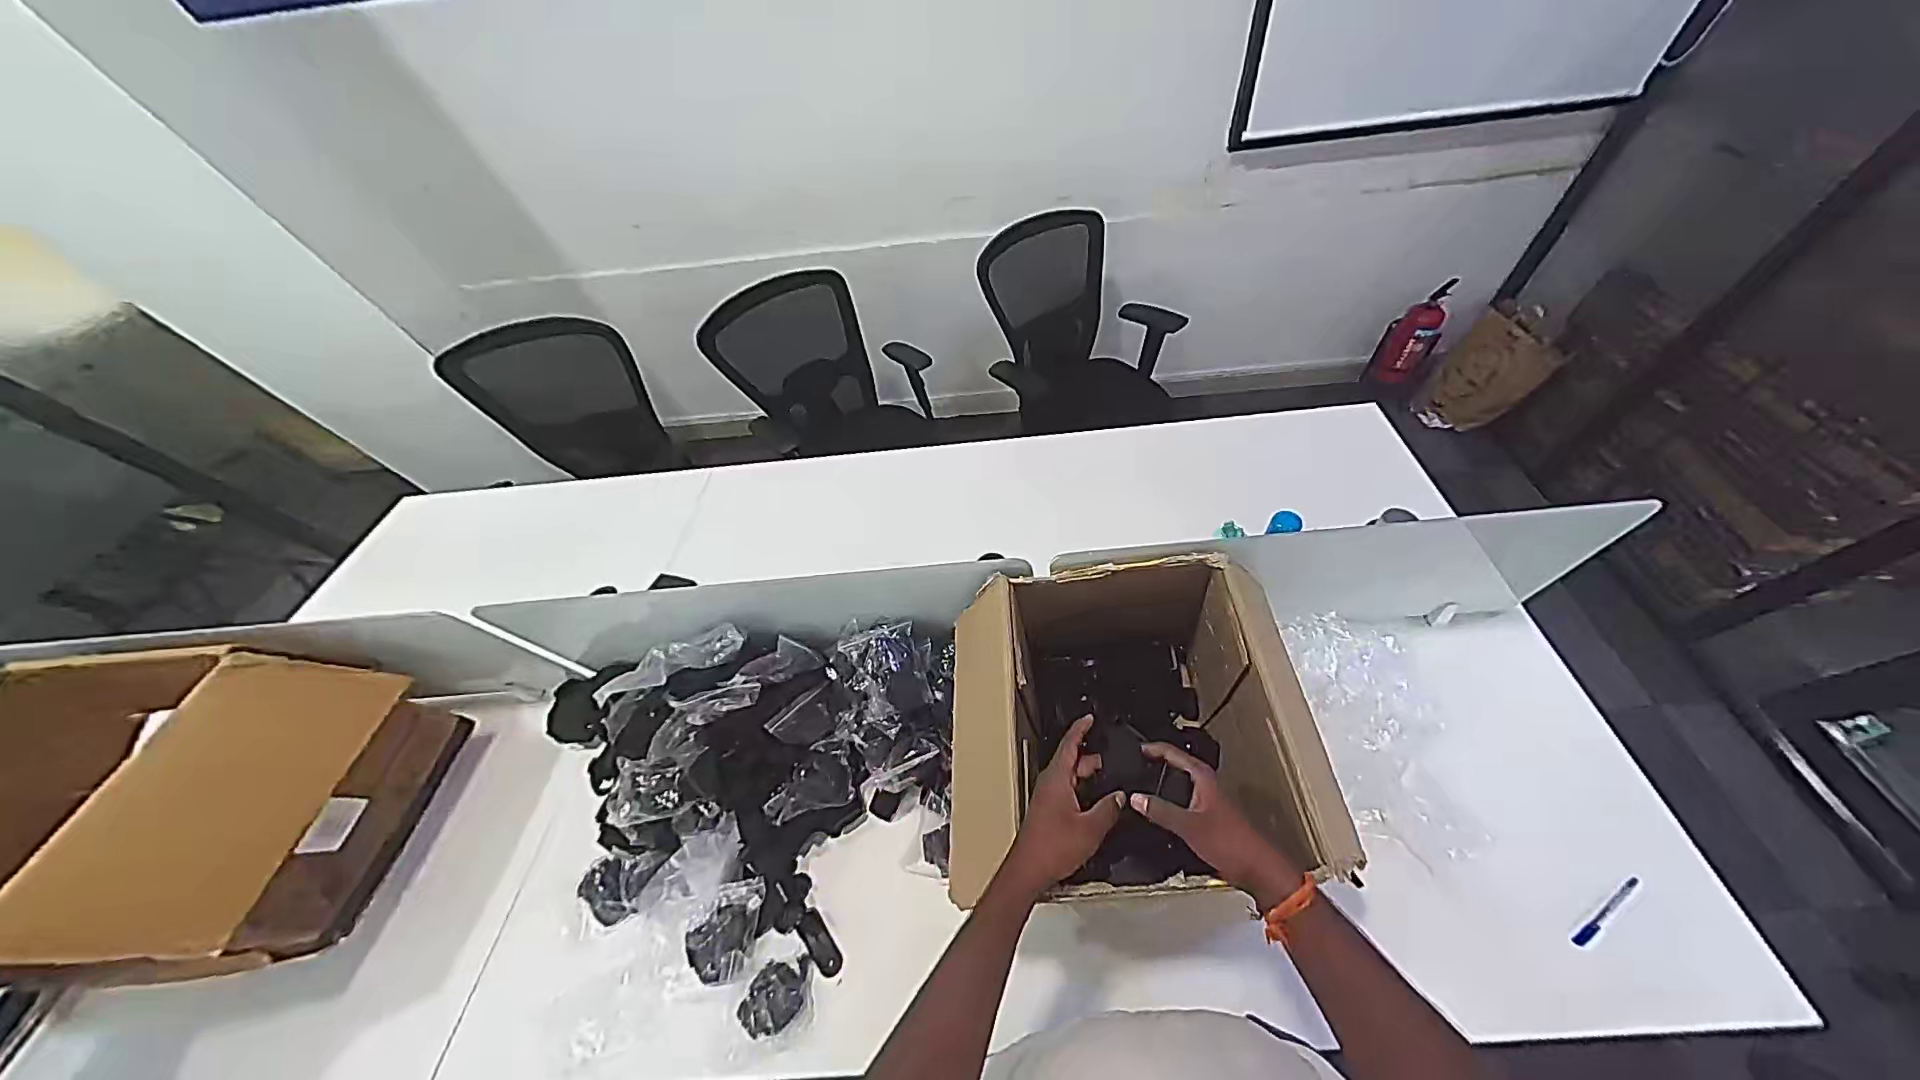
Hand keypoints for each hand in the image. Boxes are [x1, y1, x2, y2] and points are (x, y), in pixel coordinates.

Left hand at [994, 714, 1124, 900]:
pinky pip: (1068, 792)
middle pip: (1073, 761)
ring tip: (1110, 784)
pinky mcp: (1048, 810)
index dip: (1080, 729)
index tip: (1089, 719)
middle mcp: (1050, 784)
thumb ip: (1109, 809)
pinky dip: (1083, 792)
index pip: (1069, 744)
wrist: (1029, 869)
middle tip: (1113, 762)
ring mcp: (1048, 797)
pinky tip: (1097, 806)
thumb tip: (1120, 797)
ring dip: (1089, 778)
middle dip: (1093, 759)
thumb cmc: (1050, 848)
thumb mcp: (1090, 828)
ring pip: (1071, 777)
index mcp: (1057, 779)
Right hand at [1132, 743, 1301, 909]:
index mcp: (1203, 777)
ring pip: (1180, 785)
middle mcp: (1207, 784)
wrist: (1257, 869)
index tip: (1135, 749)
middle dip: (1156, 765)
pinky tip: (1160, 814)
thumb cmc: (1233, 843)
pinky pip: (1183, 802)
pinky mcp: (1209, 817)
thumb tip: (1137, 798)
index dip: (1152, 748)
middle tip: (1136, 766)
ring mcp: (1208, 800)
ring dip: (1163, 785)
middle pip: (1176, 766)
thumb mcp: (1188, 825)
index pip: (1172, 752)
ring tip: (1143, 788)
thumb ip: (1159, 810)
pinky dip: (1169, 803)